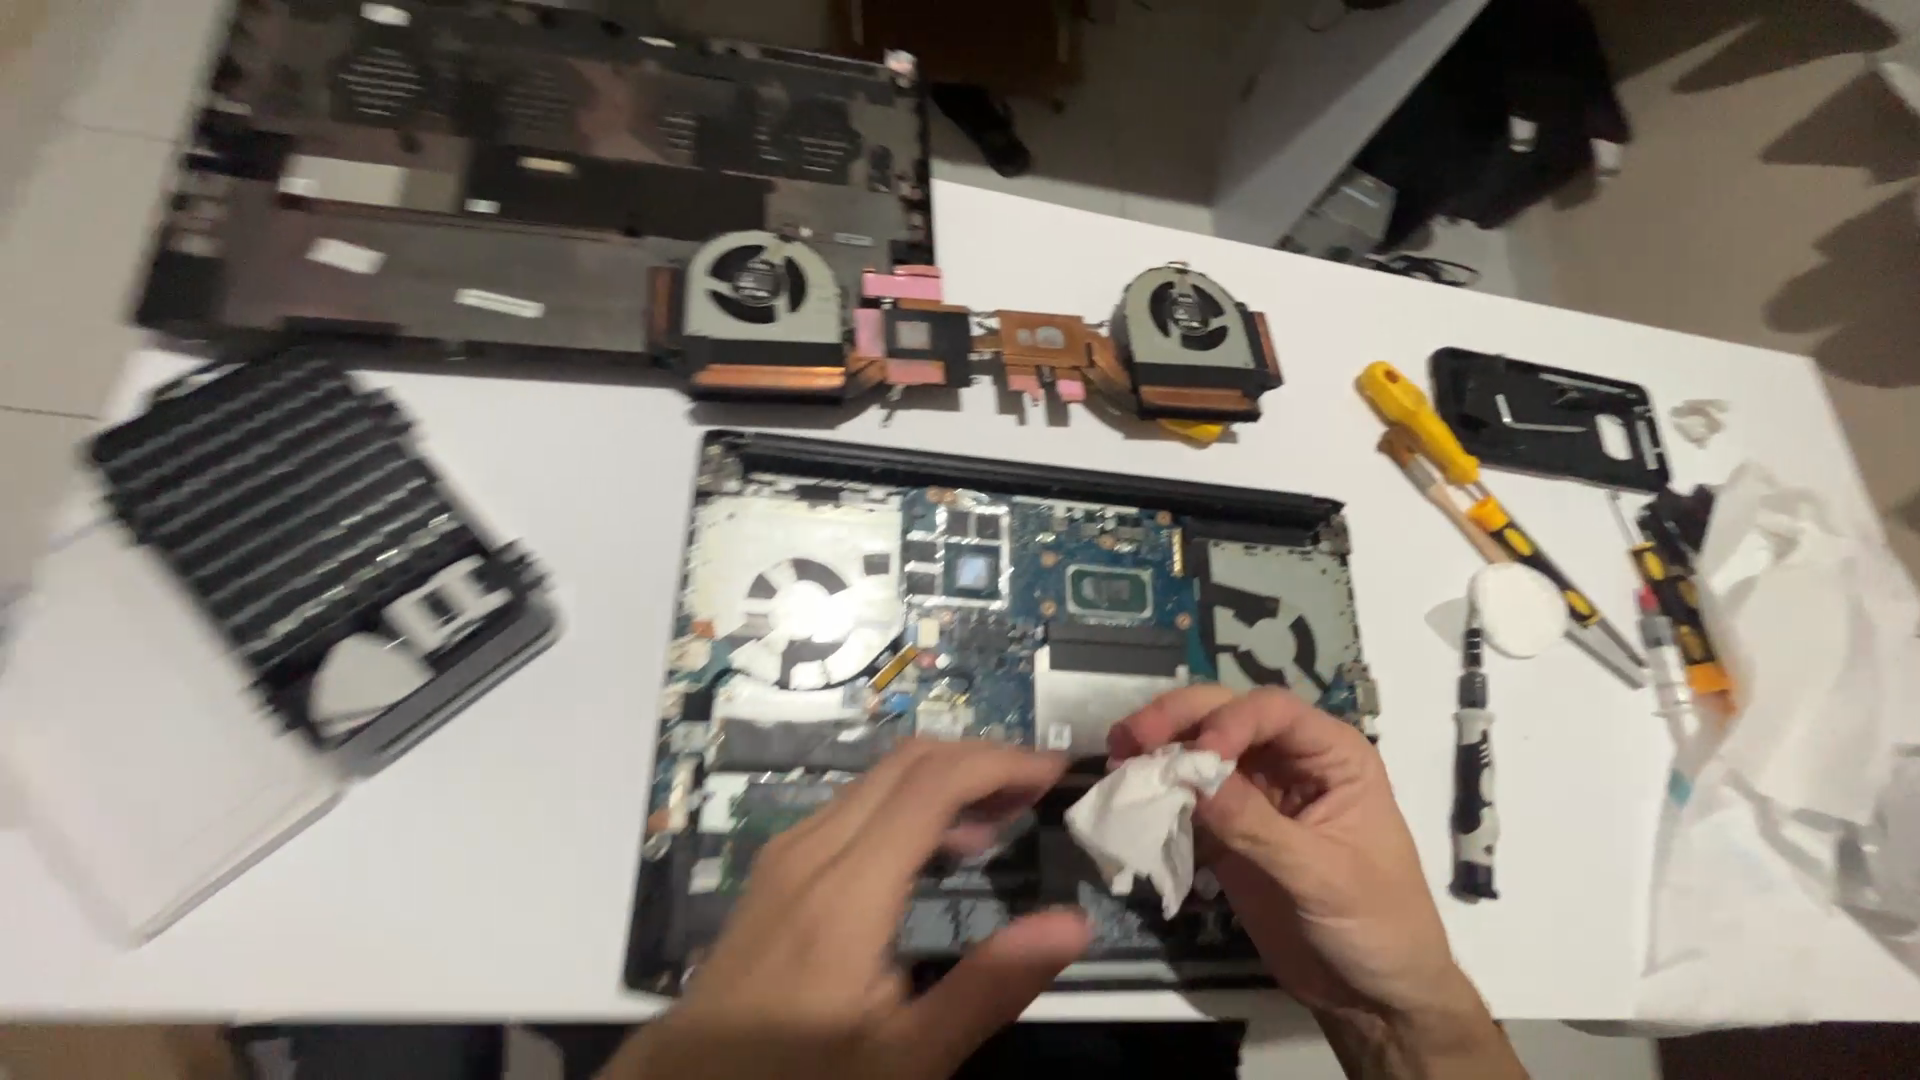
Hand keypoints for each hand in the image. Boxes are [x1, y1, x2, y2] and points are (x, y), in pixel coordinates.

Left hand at [606, 740, 1091, 1079]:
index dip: (1001, 763)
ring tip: (1006, 813)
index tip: (1057, 771)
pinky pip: (857, 803)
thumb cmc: (803, 1077)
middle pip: (908, 761)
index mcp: (847, 889)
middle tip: (1039, 788)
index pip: (934, 783)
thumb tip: (1073, 923)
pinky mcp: (782, 861)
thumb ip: (990, 986)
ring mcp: (791, 848)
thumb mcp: (906, 1058)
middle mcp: (814, 846)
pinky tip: (942, 844)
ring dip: (948, 777)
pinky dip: (913, 800)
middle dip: (981, 759)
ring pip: (881, 777)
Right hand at [1111, 686, 1466, 1018]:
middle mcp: (1287, 758)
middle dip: (1176, 719)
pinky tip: (1129, 795)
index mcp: (1330, 754)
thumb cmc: (1376, 926)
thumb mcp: (1323, 876)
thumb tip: (1189, 779)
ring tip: (1118, 760)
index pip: (1271, 711)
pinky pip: (1184, 794)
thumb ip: (1256, 825)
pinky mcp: (1224, 824)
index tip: (1197, 756)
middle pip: (1223, 714)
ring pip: (1197, 746)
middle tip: (1128, 739)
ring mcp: (1252, 789)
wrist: (1370, 996)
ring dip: (1157, 748)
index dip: (1229, 721)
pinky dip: (1156, 791)